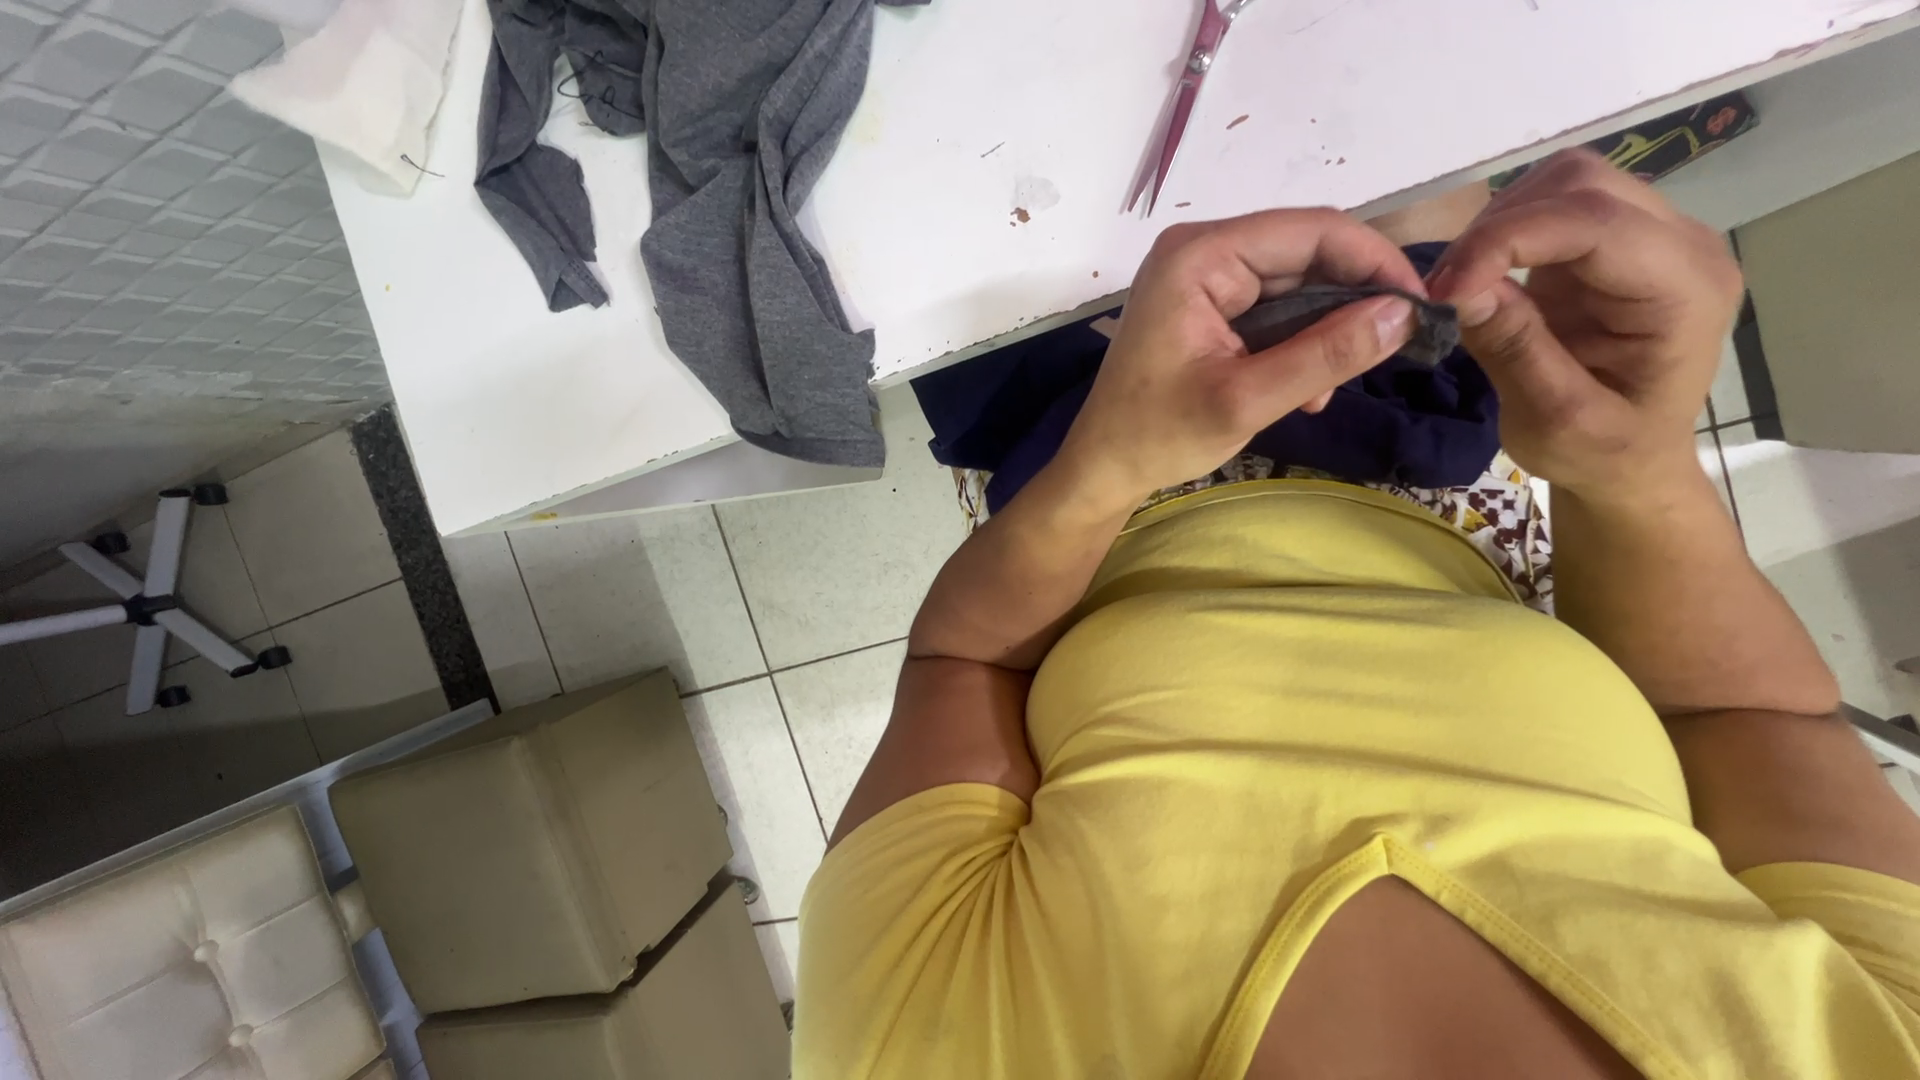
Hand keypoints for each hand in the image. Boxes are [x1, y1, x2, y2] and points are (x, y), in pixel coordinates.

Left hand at [1057, 208, 1423, 501]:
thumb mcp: (1246, 400)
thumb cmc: (1158, 436)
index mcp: (1199, 256)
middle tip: (1385, 353)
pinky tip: (1302, 392)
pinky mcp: (1205, 306)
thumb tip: (1404, 315)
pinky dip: (1296, 345)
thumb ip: (1324, 356)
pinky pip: (1273, 310)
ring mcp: (1201, 278)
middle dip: (1349, 304)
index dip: (1374, 262)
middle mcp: (1201, 251)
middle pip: (1306, 255)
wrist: (1104, 466)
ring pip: (1296, 286)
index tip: (1418, 308)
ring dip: (1323, 335)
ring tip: (1325, 390)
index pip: (1311, 230)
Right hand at [1427, 149, 1743, 501]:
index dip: (1505, 241)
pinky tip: (1480, 278)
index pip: (1594, 223)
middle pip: (1582, 183)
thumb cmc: (1601, 454)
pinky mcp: (1608, 248)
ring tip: (1460, 284)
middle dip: (1499, 225)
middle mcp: (1680, 246)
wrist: (1628, 466)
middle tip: (1445, 288)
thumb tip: (1457, 290)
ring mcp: (1646, 241)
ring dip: (1497, 225)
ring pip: (1564, 184)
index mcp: (1684, 290)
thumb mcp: (1554, 420)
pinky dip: (1502, 234)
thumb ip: (1515, 349)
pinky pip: (1551, 210)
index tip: (1440, 290)